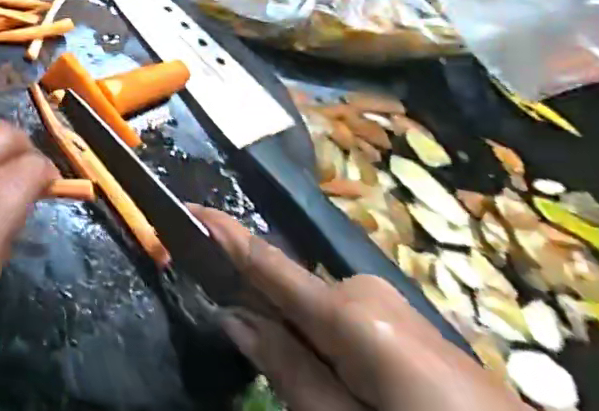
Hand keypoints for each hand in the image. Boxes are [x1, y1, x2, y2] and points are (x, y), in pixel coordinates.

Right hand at [192, 205, 527, 410]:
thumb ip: (289, 372)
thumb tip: (234, 316)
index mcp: (351, 315)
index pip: (269, 263)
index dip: (224, 235)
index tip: (186, 207)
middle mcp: (368, 293)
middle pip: (292, 290)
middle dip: (260, 309)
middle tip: (244, 352)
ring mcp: (395, 308)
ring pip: (318, 311)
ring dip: (294, 333)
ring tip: (306, 390)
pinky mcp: (412, 328)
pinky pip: (347, 324)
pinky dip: (323, 342)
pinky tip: (335, 385)